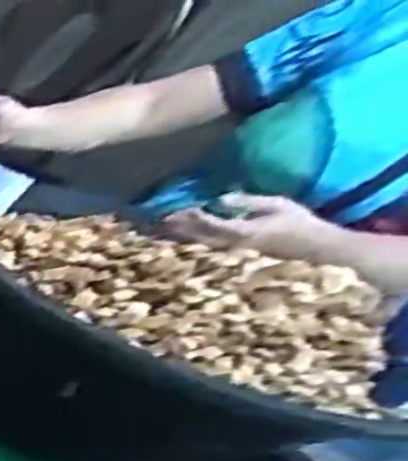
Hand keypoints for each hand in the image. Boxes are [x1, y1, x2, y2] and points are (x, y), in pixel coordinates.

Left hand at [163, 194, 341, 262]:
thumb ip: (248, 202)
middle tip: (164, 216)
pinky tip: (176, 232)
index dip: (194, 216)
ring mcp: (222, 251)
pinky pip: (198, 245)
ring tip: (164, 223)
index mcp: (241, 232)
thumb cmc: (294, 221)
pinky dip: (186, 237)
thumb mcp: (277, 205)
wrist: (305, 246)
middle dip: (178, 226)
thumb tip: (220, 198)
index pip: (209, 224)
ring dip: (178, 233)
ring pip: (193, 242)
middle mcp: (226, 244)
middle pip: (194, 235)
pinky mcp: (222, 253)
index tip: (182, 207)